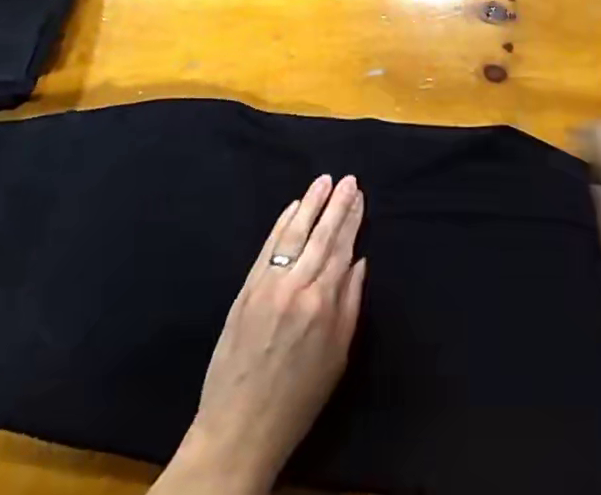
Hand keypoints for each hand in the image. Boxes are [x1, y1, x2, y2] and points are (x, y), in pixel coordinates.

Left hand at [154, 175, 366, 494]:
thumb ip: (350, 304)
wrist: (241, 423)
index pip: (341, 248)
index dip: (351, 219)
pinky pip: (268, 248)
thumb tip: (359, 262)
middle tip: (347, 179)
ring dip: (309, 205)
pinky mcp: (246, 289)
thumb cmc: (299, 396)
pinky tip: (292, 208)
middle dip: (336, 204)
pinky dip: (281, 224)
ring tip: (322, 181)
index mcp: (323, 304)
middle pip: (320, 235)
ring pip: (293, 234)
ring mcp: (268, 284)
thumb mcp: (337, 356)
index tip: (359, 195)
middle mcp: (296, 286)